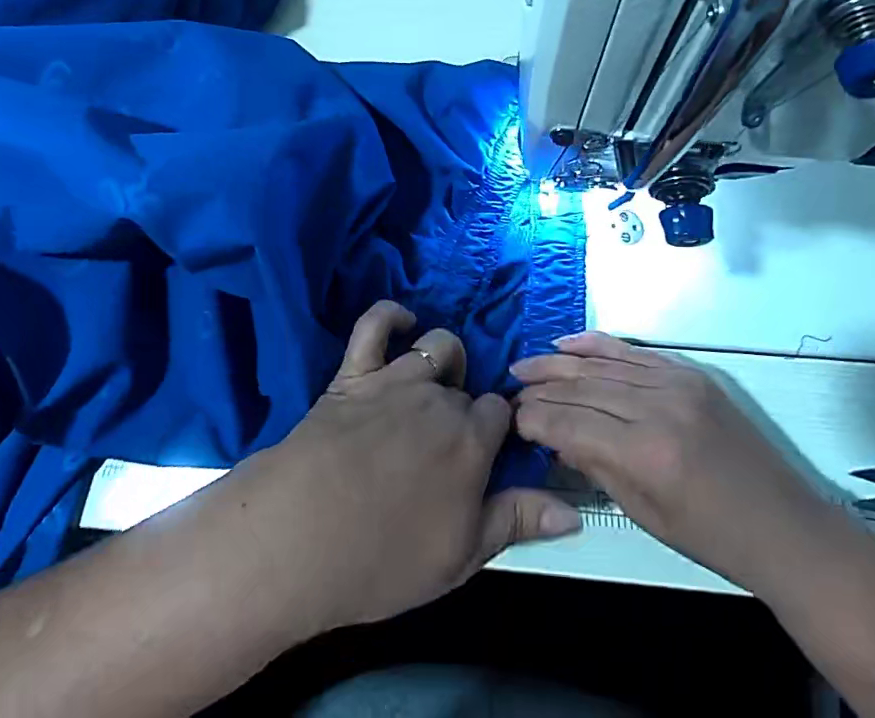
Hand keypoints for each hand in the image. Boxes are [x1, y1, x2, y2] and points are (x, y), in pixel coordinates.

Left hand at [207, 301, 580, 634]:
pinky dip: (390, 316)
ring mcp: (394, 381)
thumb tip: (573, 512)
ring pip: (436, 348)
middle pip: (467, 386)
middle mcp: (439, 401)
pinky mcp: (352, 374)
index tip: (485, 451)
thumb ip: (516, 522)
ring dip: (443, 361)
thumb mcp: (461, 556)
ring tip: (434, 386)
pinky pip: (373, 326)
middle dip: (466, 405)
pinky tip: (402, 322)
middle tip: (448, 441)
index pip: (500, 413)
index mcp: (471, 442)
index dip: (496, 429)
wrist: (301, 534)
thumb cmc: (384, 557)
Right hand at [511, 332, 836, 596]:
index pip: (569, 423)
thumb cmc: (711, 537)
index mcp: (645, 452)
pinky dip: (596, 345)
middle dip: (539, 390)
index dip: (533, 419)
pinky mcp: (691, 374)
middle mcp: (658, 408)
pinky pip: (632, 352)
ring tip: (524, 366)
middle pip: (580, 388)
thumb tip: (552, 437)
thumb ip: (592, 465)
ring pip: (601, 365)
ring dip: (558, 364)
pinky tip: (566, 344)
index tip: (509, 419)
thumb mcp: (642, 511)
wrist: (787, 529)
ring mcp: (677, 384)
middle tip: (509, 392)